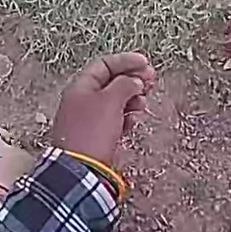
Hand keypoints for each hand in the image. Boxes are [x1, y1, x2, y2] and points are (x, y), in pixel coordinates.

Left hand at [49, 52, 156, 167]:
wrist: (81, 170)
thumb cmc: (91, 132)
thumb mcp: (110, 101)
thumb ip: (124, 85)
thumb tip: (134, 80)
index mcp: (80, 87)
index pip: (104, 65)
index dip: (125, 61)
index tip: (145, 63)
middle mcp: (82, 100)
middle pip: (110, 82)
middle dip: (131, 80)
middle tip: (150, 81)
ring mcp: (89, 118)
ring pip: (114, 101)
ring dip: (131, 98)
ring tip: (142, 102)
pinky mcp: (96, 135)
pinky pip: (114, 119)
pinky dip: (126, 116)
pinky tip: (133, 120)